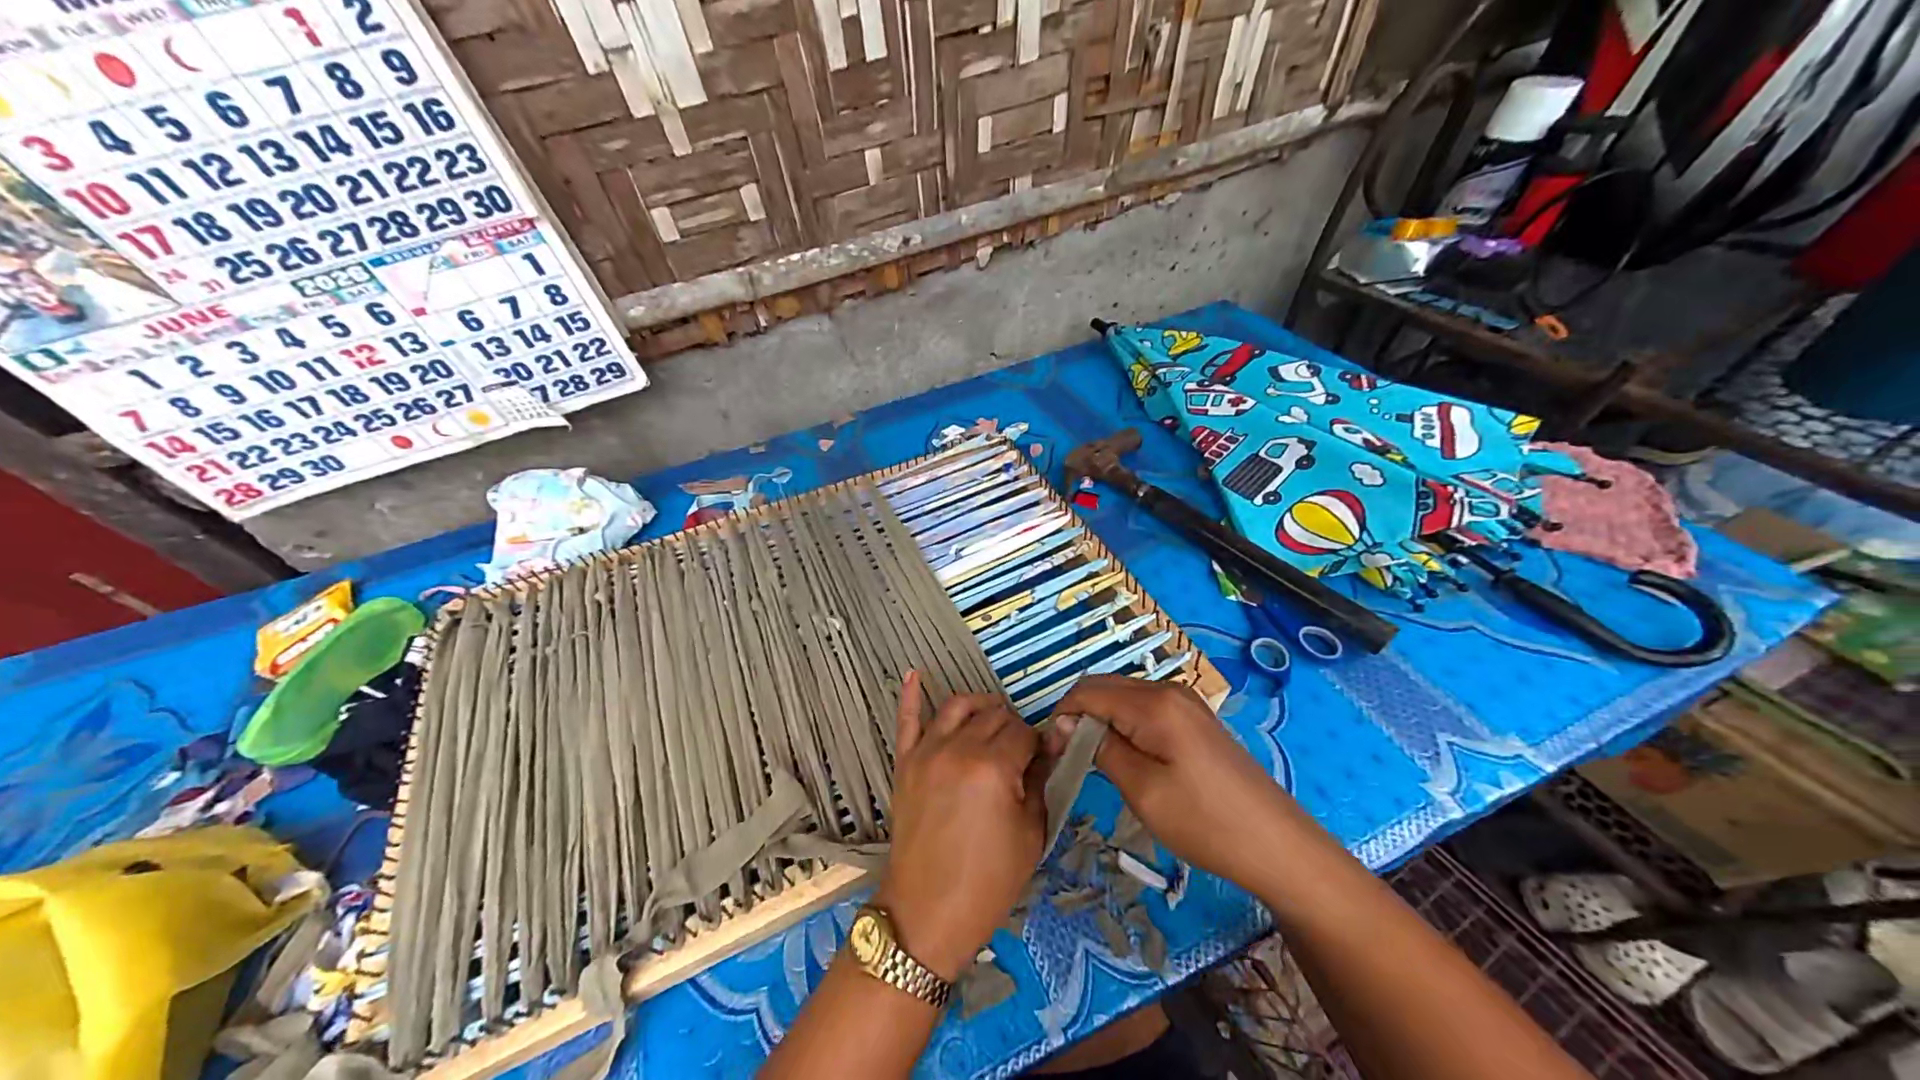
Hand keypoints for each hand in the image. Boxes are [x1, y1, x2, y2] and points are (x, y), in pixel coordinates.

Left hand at [876, 672, 1046, 980]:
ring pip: (957, 706)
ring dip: (979, 708)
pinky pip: (906, 720)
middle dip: (1013, 729)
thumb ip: (1040, 779)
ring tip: (992, 721)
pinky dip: (909, 694)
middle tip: (1021, 754)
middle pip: (994, 716)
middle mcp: (957, 748)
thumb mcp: (1031, 833)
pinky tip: (914, 674)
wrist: (928, 912)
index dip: (1039, 745)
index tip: (1043, 760)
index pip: (1025, 732)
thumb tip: (1053, 742)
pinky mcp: (904, 763)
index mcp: (993, 766)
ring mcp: (926, 752)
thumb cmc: (988, 881)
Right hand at [1050, 675, 1292, 891]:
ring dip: (1101, 721)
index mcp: (1154, 703)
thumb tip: (1064, 723)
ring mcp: (1185, 702)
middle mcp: (1169, 690)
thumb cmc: (1205, 822)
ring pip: (1123, 697)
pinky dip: (1124, 725)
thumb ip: (1099, 749)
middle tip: (1069, 760)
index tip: (1052, 754)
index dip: (1061, 717)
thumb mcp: (1142, 790)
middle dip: (1079, 716)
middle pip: (1104, 687)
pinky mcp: (1194, 719)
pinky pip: (1144, 708)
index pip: (1086, 691)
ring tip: (1096, 762)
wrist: (1277, 845)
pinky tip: (1128, 758)